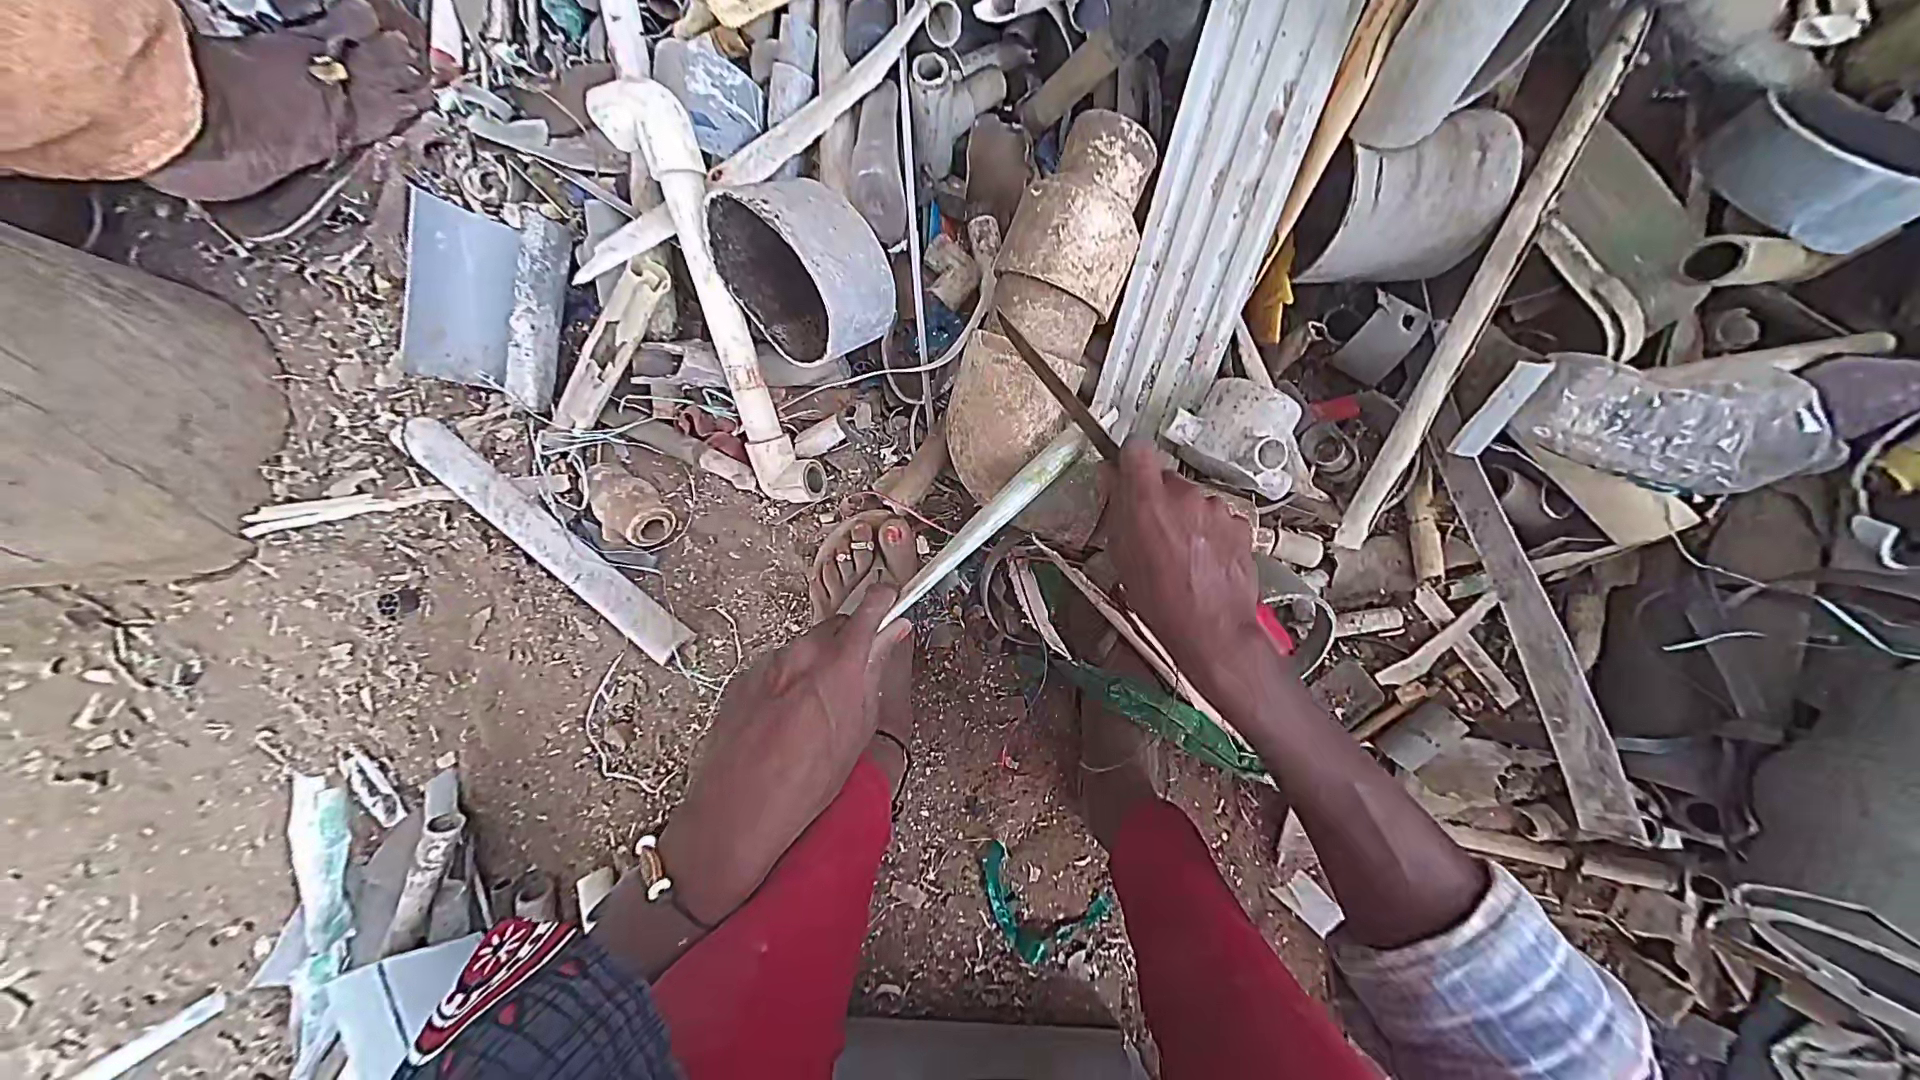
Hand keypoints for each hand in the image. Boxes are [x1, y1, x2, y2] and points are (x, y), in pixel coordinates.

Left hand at [658, 588, 910, 923]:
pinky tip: (786, 718)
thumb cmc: (803, 784)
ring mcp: (768, 664)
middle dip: (850, 642)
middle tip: (857, 674)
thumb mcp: (858, 729)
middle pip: (836, 627)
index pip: (870, 607)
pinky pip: (778, 667)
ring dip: (817, 666)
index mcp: (839, 664)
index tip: (891, 599)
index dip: (885, 600)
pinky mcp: (744, 677)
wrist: (737, 811)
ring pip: (806, 649)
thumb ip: (876, 672)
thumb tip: (890, 636)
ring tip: (816, 711)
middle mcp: (802, 654)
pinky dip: (788, 681)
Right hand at [1101, 437, 1264, 688]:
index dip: (1129, 460)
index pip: (1136, 450)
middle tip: (1151, 530)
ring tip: (1180, 553)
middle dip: (1158, 499)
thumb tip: (1116, 488)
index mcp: (1148, 500)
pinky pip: (1217, 518)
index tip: (1126, 471)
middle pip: (1166, 480)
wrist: (1211, 627)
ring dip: (1185, 517)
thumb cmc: (1162, 600)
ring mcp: (1216, 509)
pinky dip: (1209, 532)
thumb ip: (1118, 513)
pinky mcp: (1239, 524)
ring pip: (1193, 500)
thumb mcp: (1121, 557)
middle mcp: (1185, 496)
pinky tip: (1202, 560)